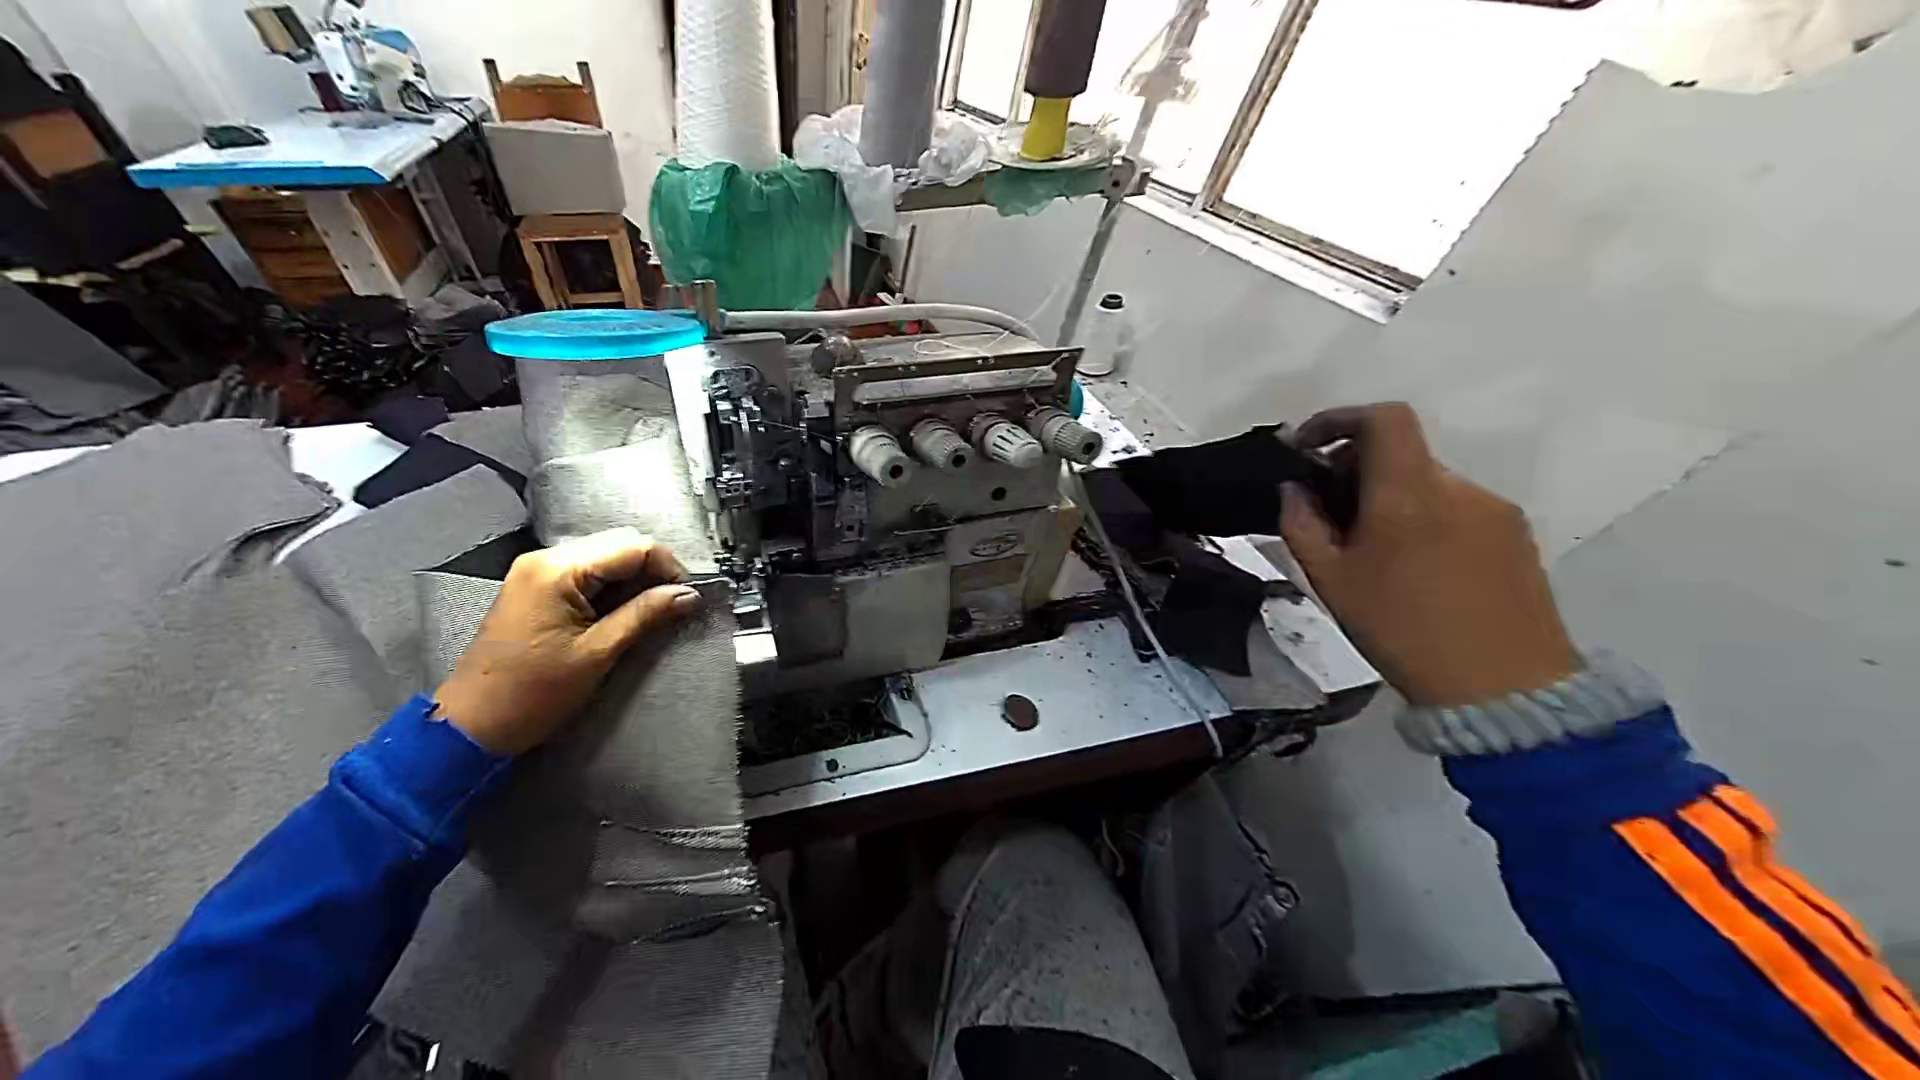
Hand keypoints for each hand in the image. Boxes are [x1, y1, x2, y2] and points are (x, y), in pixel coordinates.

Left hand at [433, 527, 703, 755]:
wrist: (471, 726)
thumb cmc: (532, 693)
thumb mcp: (598, 653)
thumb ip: (646, 615)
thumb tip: (689, 595)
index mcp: (558, 570)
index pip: (633, 546)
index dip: (668, 568)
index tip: (687, 597)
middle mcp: (545, 559)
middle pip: (620, 544)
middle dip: (654, 570)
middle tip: (673, 604)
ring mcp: (538, 572)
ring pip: (607, 556)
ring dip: (635, 579)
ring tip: (651, 611)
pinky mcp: (537, 587)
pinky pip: (588, 572)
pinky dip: (613, 587)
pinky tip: (623, 612)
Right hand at [1278, 403, 1577, 707]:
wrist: (1503, 689)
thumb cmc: (1401, 631)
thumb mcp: (1330, 582)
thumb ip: (1302, 524)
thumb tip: (1295, 488)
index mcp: (1408, 494)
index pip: (1383, 419)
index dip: (1339, 418)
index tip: (1308, 446)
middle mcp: (1457, 488)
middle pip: (1400, 453)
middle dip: (1356, 470)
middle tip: (1331, 514)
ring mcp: (1494, 509)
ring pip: (1426, 483)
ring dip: (1391, 498)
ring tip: (1374, 552)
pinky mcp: (1517, 535)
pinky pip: (1457, 508)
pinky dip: (1424, 518)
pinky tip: (1416, 568)